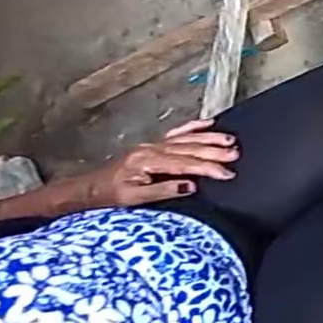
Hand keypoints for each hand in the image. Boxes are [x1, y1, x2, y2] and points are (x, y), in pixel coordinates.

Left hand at [81, 118, 237, 206]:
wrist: (88, 188)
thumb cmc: (110, 195)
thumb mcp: (134, 199)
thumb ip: (163, 190)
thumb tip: (191, 185)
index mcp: (147, 161)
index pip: (185, 164)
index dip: (209, 168)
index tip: (227, 173)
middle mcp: (151, 149)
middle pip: (189, 148)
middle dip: (215, 151)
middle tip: (235, 154)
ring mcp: (153, 145)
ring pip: (187, 138)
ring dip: (210, 138)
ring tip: (230, 140)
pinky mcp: (154, 145)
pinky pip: (177, 132)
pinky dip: (194, 127)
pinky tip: (208, 123)